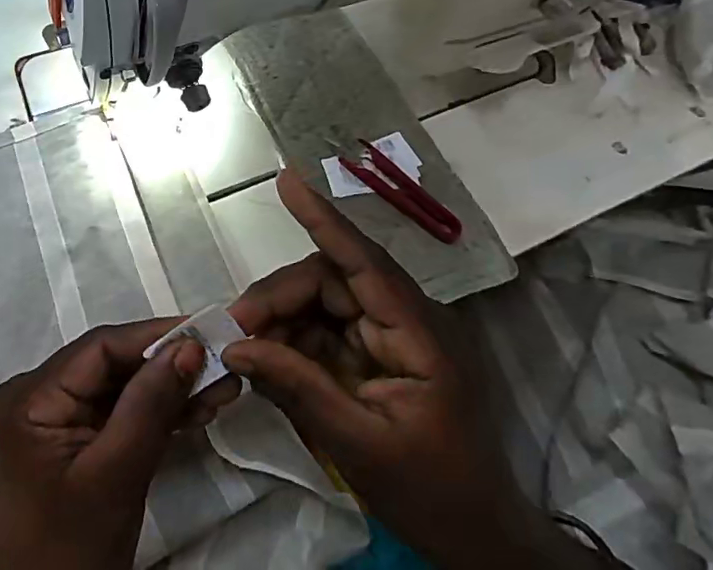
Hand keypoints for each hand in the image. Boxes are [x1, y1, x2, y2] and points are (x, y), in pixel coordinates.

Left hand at [0, 320, 241, 569]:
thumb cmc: (70, 553)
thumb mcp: (113, 478)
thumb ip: (149, 407)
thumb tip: (189, 347)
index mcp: (28, 397)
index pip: (97, 349)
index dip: (153, 336)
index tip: (207, 331)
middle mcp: (35, 398)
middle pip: (108, 366)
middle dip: (165, 364)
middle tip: (222, 360)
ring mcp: (52, 424)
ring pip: (116, 391)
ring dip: (166, 389)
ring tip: (221, 386)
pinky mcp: (71, 448)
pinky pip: (115, 418)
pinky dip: (153, 416)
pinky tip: (194, 410)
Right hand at [222, 171, 607, 569]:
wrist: (477, 542)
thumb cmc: (432, 495)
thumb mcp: (359, 444)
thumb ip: (297, 387)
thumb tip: (235, 347)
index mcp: (421, 336)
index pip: (365, 262)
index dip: (323, 219)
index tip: (285, 180)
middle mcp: (405, 321)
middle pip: (328, 280)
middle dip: (278, 298)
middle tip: (237, 331)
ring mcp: (388, 335)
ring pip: (318, 301)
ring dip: (279, 320)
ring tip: (248, 351)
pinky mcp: (372, 352)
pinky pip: (319, 329)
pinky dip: (288, 341)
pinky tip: (267, 360)